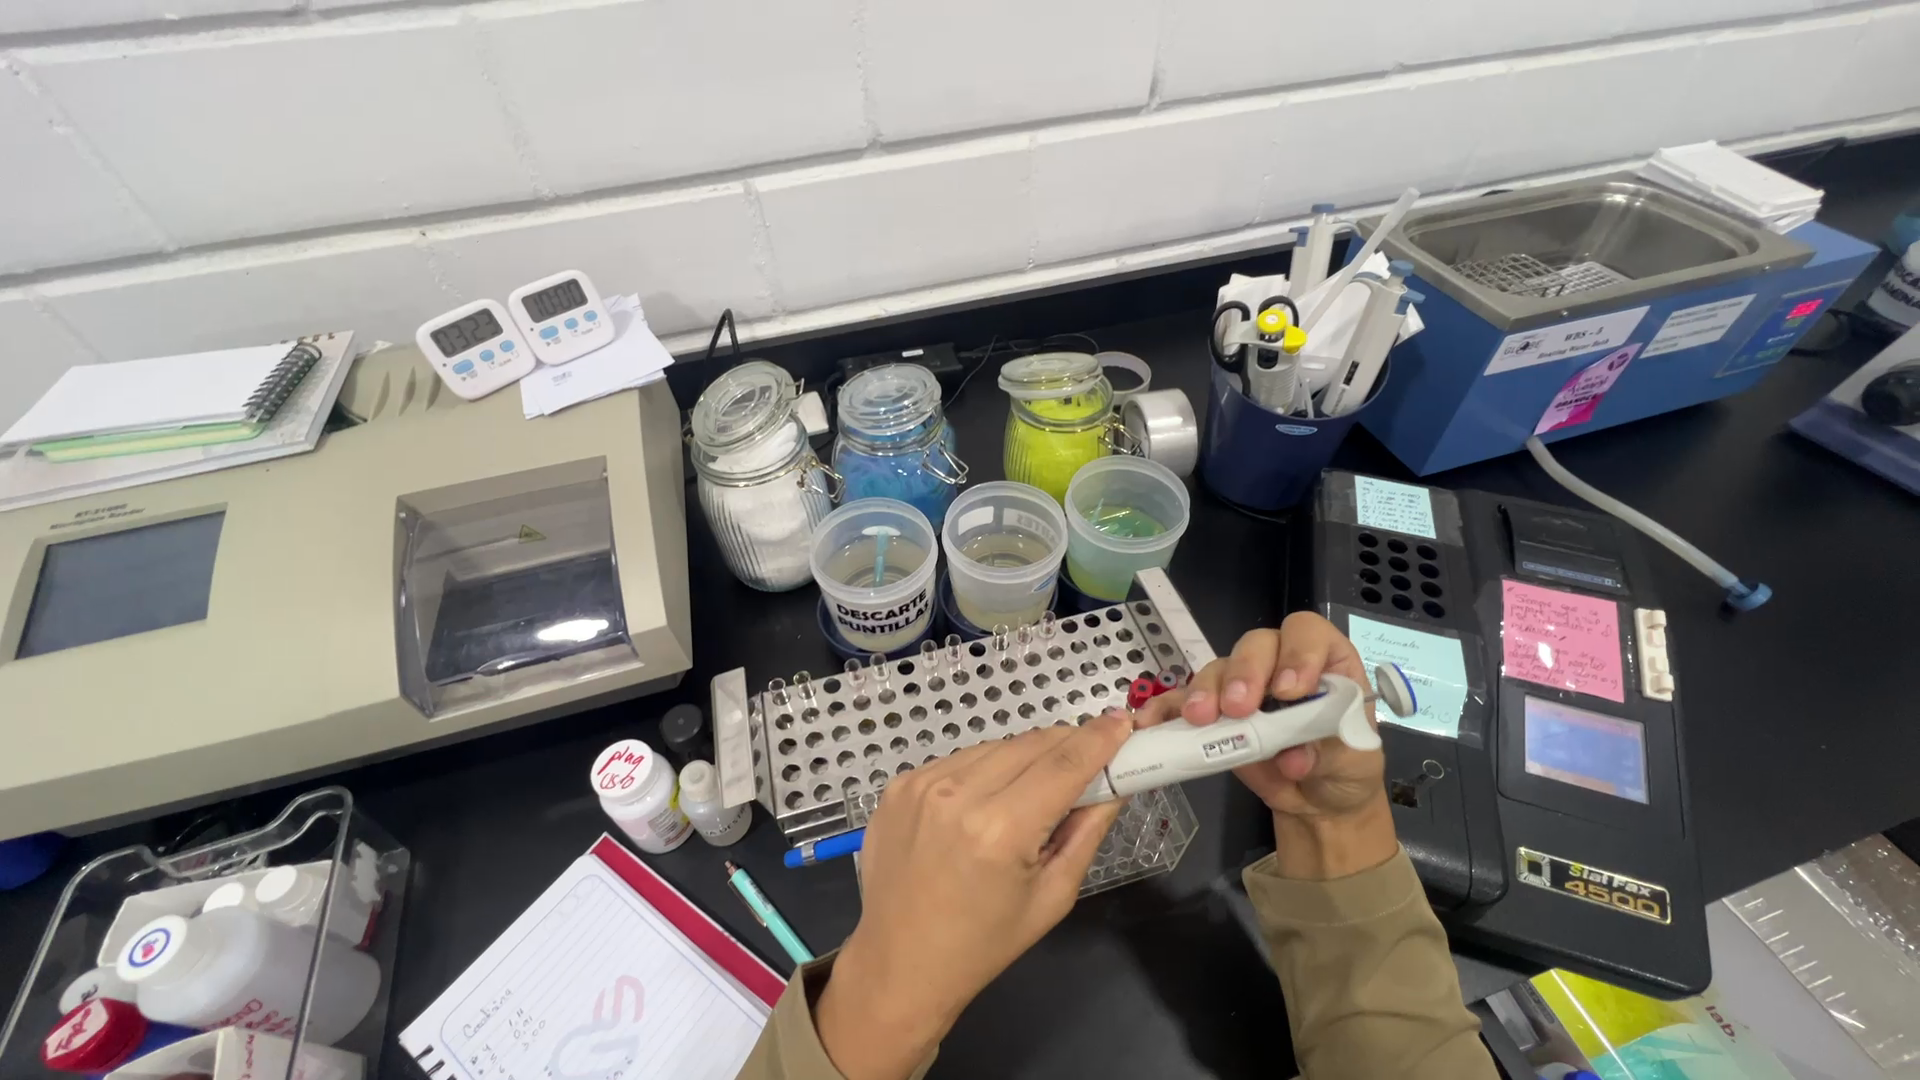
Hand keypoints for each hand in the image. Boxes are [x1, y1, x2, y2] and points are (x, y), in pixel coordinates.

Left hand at [815, 714, 1131, 1079]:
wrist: (899, 963)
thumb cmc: (984, 943)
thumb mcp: (1052, 896)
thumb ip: (1087, 831)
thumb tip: (1114, 782)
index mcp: (1000, 830)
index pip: (1063, 764)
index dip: (1098, 739)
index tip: (1122, 721)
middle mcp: (957, 795)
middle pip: (1031, 744)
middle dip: (1066, 745)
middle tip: (1089, 758)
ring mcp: (921, 784)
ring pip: (995, 747)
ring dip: (1024, 757)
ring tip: (1032, 789)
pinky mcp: (899, 784)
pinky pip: (959, 759)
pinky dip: (983, 769)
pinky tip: (985, 800)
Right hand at [1135, 611, 1396, 879]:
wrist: (1319, 801)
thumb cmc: (1344, 767)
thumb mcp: (1353, 758)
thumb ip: (1327, 750)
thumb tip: (1292, 756)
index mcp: (1323, 661)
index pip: (1307, 634)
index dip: (1297, 653)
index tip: (1289, 691)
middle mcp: (1278, 663)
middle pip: (1255, 645)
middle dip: (1243, 673)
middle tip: (1237, 707)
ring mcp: (1240, 685)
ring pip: (1218, 669)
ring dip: (1205, 690)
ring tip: (1199, 719)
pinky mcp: (1213, 711)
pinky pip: (1183, 700)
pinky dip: (1167, 708)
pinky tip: (1152, 720)